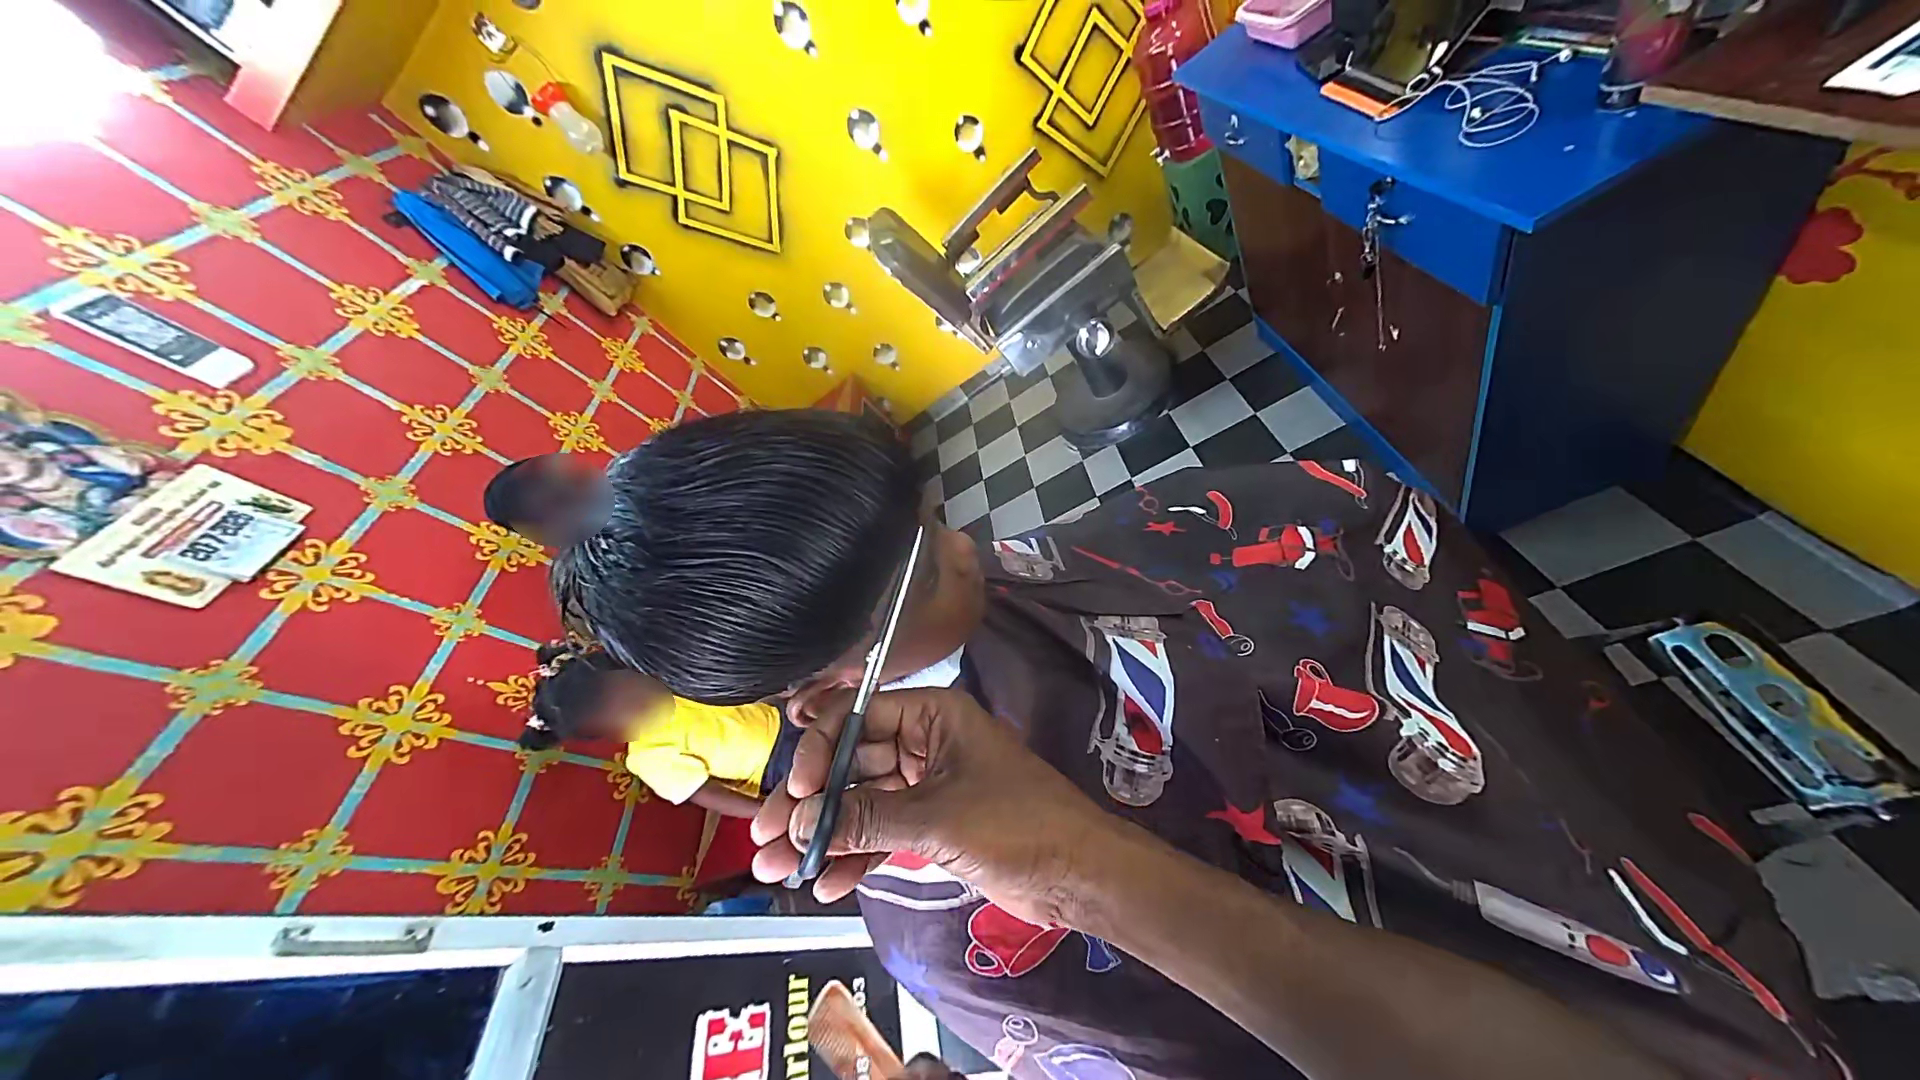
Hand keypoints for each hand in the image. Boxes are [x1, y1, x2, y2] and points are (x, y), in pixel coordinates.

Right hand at [749, 687, 1123, 924]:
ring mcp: (927, 782)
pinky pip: (884, 830)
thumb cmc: (1015, 823)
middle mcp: (925, 741)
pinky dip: (858, 854)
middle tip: (768, 838)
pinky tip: (827, 883)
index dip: (821, 749)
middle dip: (812, 801)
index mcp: (933, 715)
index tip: (796, 790)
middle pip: (853, 762)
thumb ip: (867, 818)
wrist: (1078, 872)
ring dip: (826, 834)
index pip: (859, 716)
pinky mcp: (932, 820)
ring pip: (864, 801)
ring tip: (781, 869)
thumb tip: (800, 823)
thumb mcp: (937, 818)